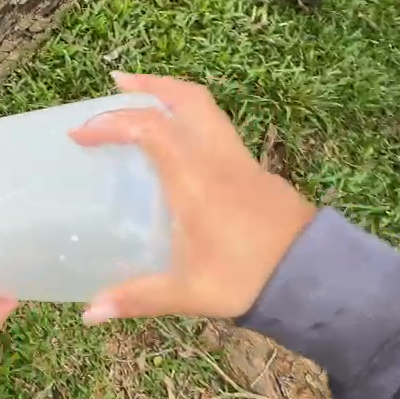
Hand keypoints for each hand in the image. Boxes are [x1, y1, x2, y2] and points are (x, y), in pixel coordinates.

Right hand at [69, 73, 314, 322]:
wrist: (320, 282)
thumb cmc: (248, 280)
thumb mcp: (188, 293)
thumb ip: (136, 298)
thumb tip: (87, 314)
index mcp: (195, 180)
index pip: (149, 129)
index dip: (110, 123)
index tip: (79, 134)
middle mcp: (218, 159)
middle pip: (187, 100)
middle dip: (148, 85)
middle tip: (116, 84)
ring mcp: (242, 161)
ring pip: (207, 110)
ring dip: (171, 97)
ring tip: (143, 100)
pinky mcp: (256, 171)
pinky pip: (217, 130)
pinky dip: (190, 122)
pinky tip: (177, 145)